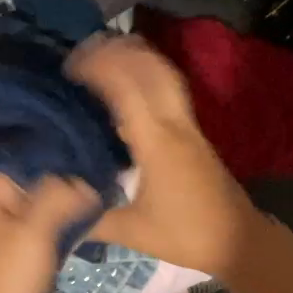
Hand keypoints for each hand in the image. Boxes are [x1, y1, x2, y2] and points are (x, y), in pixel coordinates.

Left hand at [0, 174, 99, 292]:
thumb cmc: (10, 279)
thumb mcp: (37, 231)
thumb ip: (58, 198)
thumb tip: (84, 183)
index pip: (19, 170)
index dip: (47, 180)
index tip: (74, 196)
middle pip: (25, 194)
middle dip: (52, 201)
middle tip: (81, 211)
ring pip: (27, 218)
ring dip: (52, 223)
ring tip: (76, 229)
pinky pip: (25, 240)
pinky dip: (42, 242)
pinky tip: (57, 253)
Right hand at [66, 36, 266, 280]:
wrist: (236, 240)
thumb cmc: (184, 235)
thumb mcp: (132, 232)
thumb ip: (92, 218)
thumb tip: (56, 210)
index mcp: (157, 142)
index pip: (126, 87)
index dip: (98, 68)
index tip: (69, 66)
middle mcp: (175, 125)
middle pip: (150, 68)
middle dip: (117, 52)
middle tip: (84, 52)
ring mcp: (189, 127)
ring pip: (164, 75)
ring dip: (136, 59)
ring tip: (105, 56)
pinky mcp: (195, 136)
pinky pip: (169, 92)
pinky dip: (148, 78)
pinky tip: (129, 89)